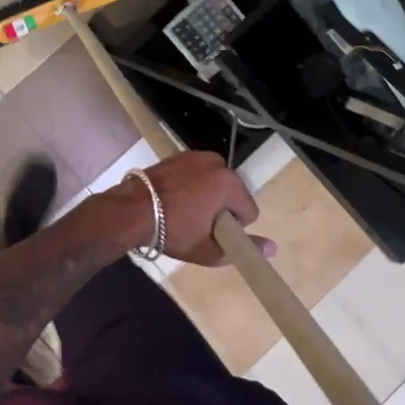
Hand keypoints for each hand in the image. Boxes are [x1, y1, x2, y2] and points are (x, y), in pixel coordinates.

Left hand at [106, 150, 274, 266]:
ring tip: (184, 212)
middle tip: (196, 224)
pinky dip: (190, 185)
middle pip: (231, 194)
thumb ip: (243, 249)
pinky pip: (195, 175)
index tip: (210, 233)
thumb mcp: (209, 249)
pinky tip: (174, 199)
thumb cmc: (173, 231)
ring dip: (206, 196)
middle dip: (220, 209)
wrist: (131, 211)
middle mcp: (217, 162)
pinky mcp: (177, 155)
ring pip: (213, 183)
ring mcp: (195, 155)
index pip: (248, 212)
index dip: (232, 228)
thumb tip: (273, 248)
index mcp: (229, 183)